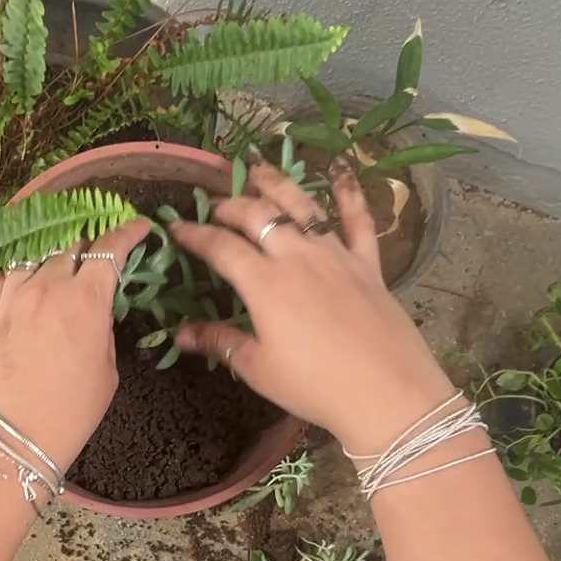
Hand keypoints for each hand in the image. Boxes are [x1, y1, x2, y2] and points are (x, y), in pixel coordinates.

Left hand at [0, 219, 150, 471]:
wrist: (15, 435)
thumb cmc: (71, 412)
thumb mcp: (107, 372)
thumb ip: (104, 331)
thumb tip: (96, 313)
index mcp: (86, 300)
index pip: (111, 248)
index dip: (129, 232)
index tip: (140, 227)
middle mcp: (48, 287)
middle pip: (72, 243)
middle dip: (91, 240)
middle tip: (100, 247)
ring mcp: (15, 296)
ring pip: (36, 251)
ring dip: (55, 249)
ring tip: (63, 254)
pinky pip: (4, 272)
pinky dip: (20, 265)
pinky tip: (27, 268)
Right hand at [169, 165, 455, 456]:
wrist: (385, 391)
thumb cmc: (313, 385)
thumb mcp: (257, 368)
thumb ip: (219, 342)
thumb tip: (180, 333)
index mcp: (265, 283)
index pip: (221, 247)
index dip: (194, 234)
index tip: (175, 227)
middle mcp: (298, 256)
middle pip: (258, 216)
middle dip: (229, 205)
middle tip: (213, 205)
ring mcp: (336, 255)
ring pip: (302, 205)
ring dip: (276, 183)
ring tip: (257, 169)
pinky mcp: (367, 263)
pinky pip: (358, 219)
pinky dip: (348, 192)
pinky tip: (340, 171)